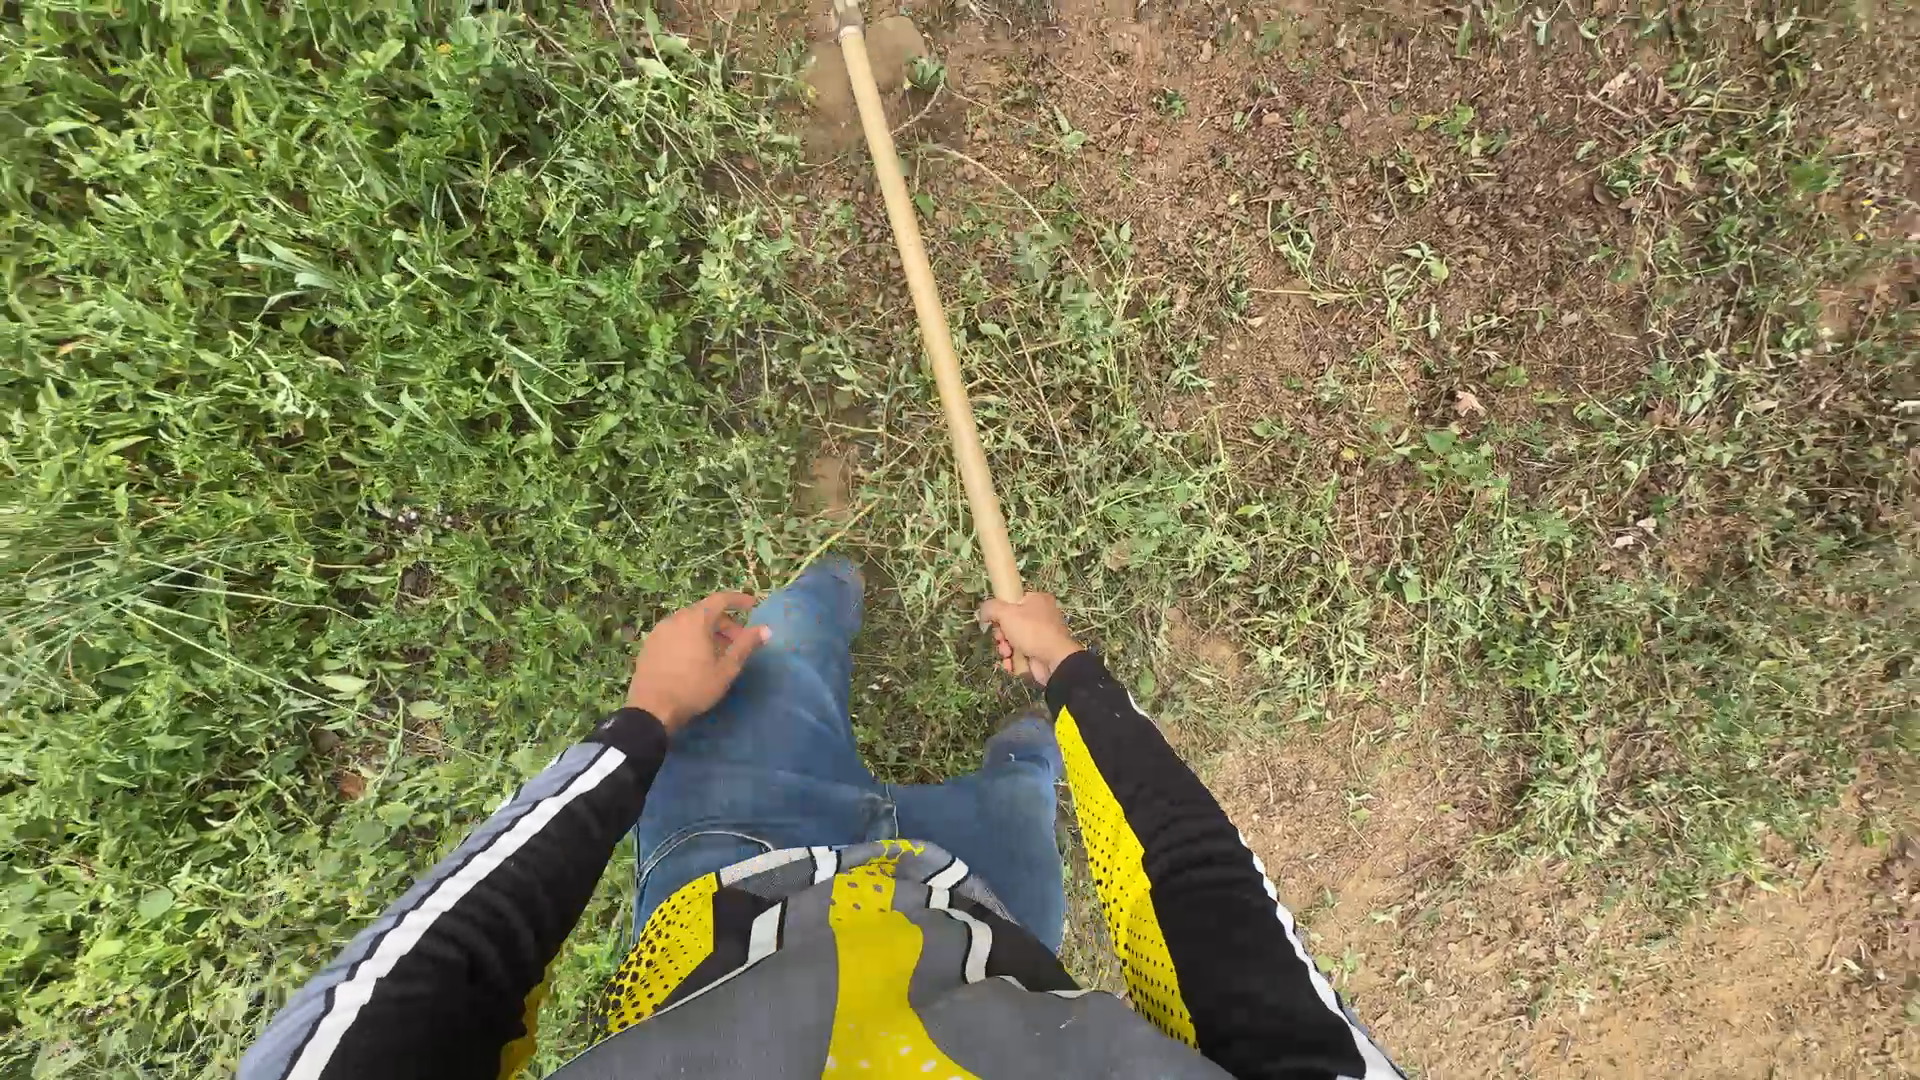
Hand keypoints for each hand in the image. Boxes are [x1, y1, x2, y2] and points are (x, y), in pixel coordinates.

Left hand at [625, 591, 769, 731]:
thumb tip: (766, 630)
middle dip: (725, 623)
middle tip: (739, 642)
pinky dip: (691, 638)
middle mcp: (675, 619)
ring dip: (708, 631)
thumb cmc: (694, 687)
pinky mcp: (649, 645)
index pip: (721, 599)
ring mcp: (659, 632)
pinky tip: (695, 659)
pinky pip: (676, 633)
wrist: (651, 710)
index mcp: (696, 620)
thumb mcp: (726, 668)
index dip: (739, 600)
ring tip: (718, 653)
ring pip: (690, 623)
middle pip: (706, 612)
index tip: (752, 606)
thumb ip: (746, 645)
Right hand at [977, 592, 1083, 686]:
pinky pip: (1020, 653)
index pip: (1013, 601)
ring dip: (1005, 648)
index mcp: (1038, 600)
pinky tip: (1011, 662)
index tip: (995, 621)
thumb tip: (983, 613)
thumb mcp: (1006, 613)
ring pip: (1014, 639)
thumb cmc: (1031, 630)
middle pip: (1011, 623)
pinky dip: (1013, 659)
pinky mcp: (1040, 652)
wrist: (1054, 660)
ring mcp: (1042, 635)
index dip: (1001, 612)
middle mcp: (1042, 615)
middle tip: (1001, 639)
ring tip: (1007, 653)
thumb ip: (990, 608)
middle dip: (1001, 634)